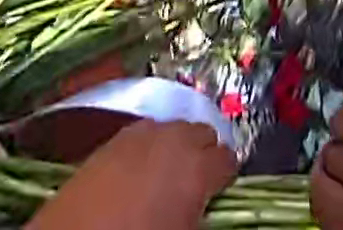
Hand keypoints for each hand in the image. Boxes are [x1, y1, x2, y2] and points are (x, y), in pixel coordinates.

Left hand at [26, 120, 236, 229]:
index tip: (223, 189)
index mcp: (196, 168)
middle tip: (200, 181)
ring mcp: (141, 133)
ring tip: (171, 174)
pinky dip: (152, 143)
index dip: (228, 174)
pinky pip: (146, 131)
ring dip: (178, 144)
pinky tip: (143, 169)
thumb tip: (203, 207)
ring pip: (174, 127)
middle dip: (206, 152)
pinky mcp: (115, 137)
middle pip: (203, 132)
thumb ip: (200, 215)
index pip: (228, 158)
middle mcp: (172, 139)